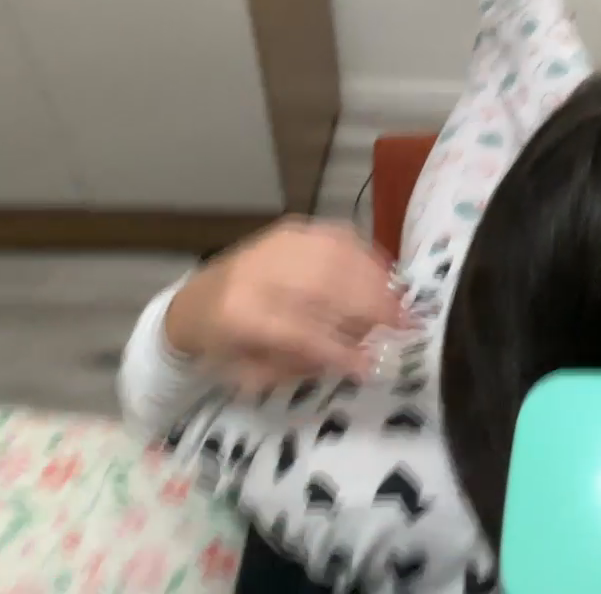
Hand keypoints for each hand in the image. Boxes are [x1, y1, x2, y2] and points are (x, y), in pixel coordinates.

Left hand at [165, 219, 408, 388]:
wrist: (196, 300)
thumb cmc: (224, 346)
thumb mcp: (249, 372)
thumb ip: (299, 365)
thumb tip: (356, 356)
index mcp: (238, 314)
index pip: (297, 331)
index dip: (338, 348)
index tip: (370, 364)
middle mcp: (259, 269)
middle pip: (323, 283)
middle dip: (369, 305)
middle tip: (404, 324)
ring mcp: (278, 242)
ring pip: (336, 255)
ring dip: (375, 279)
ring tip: (400, 304)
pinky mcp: (293, 228)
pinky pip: (339, 236)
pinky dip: (367, 256)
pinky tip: (385, 276)